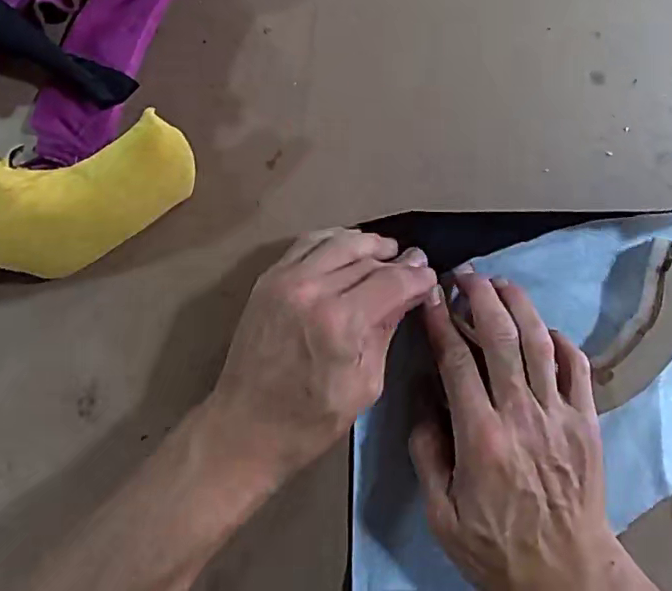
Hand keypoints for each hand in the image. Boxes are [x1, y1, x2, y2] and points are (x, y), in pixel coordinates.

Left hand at [206, 227, 436, 483]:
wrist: (241, 431)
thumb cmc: (309, 421)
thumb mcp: (365, 385)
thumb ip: (387, 330)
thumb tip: (411, 293)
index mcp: (340, 323)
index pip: (393, 281)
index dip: (417, 276)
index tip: (430, 278)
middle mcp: (313, 290)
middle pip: (370, 258)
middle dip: (398, 260)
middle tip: (414, 265)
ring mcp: (286, 279)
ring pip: (341, 240)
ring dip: (370, 244)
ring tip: (385, 253)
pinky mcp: (269, 278)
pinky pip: (310, 241)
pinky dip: (335, 239)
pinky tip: (349, 250)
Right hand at [410, 273, 655, 590]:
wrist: (566, 574)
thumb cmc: (497, 547)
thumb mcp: (443, 517)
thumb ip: (427, 453)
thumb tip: (422, 396)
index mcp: (482, 438)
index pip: (457, 362)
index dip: (443, 322)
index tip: (432, 295)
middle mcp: (522, 414)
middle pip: (501, 337)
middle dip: (480, 296)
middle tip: (466, 274)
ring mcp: (560, 413)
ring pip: (539, 341)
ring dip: (518, 304)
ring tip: (501, 283)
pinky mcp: (587, 418)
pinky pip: (577, 364)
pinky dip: (561, 339)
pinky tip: (544, 328)